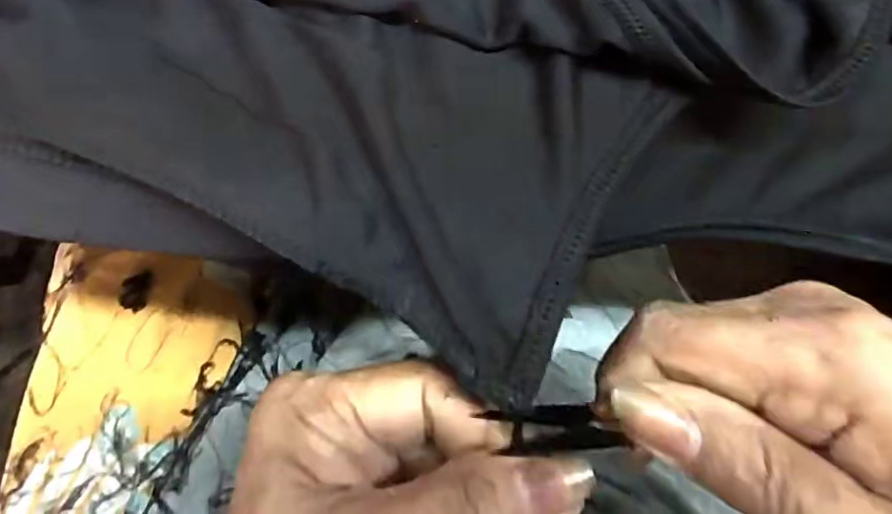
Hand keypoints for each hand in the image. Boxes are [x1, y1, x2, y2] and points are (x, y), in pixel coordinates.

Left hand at [228, 360, 595, 513]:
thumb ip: (468, 500)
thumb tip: (573, 474)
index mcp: (318, 405)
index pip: (425, 390)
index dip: (489, 429)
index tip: (553, 470)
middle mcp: (337, 422)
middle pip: (441, 427)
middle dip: (494, 466)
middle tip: (560, 494)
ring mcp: (354, 466)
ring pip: (446, 462)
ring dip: (489, 492)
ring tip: (547, 500)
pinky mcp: (373, 501)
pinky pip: (435, 491)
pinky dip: (469, 505)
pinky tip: (507, 505)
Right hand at [595, 282, 891, 513]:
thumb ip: (749, 463)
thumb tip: (631, 405)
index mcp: (824, 344)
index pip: (668, 332)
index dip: (633, 394)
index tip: (637, 465)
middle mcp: (816, 303)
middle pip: (685, 329)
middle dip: (670, 401)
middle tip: (710, 486)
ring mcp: (832, 311)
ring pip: (713, 338)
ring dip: (703, 403)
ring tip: (750, 476)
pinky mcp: (844, 333)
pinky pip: (752, 346)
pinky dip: (738, 394)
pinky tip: (778, 444)